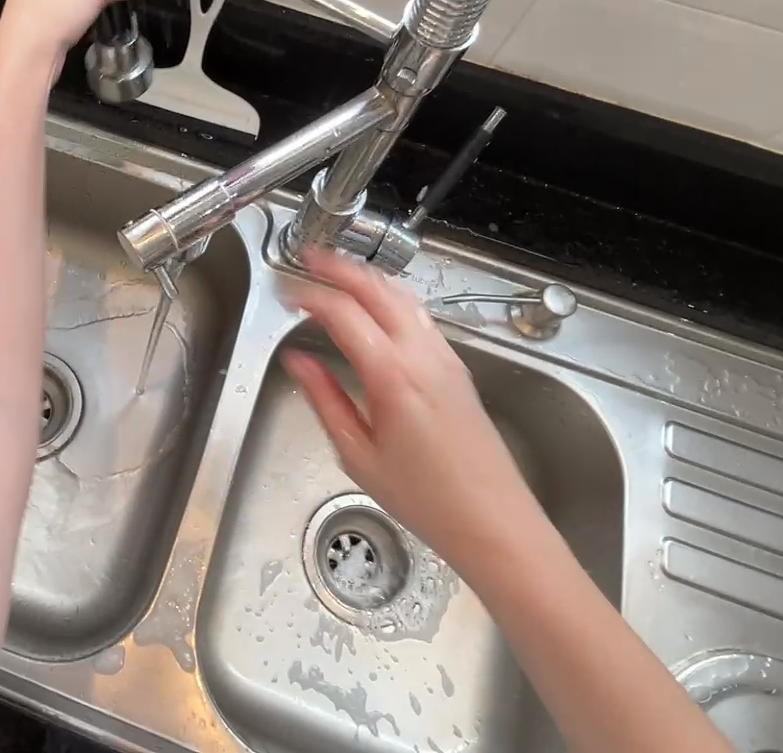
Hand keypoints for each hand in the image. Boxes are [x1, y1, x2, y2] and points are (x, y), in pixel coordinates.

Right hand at [283, 249, 540, 566]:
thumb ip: (324, 399)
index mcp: (392, 375)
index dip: (309, 296)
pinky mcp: (457, 367)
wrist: (496, 522)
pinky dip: (390, 297)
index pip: (343, 313)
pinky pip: (419, 314)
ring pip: (403, 295)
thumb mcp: (358, 453)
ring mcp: (445, 356)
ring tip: (338, 275)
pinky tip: (375, 307)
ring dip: (367, 278)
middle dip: (339, 268)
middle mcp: (422, 354)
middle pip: (377, 288)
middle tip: (309, 260)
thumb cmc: (425, 498)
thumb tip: (297, 363)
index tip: (286, 295)